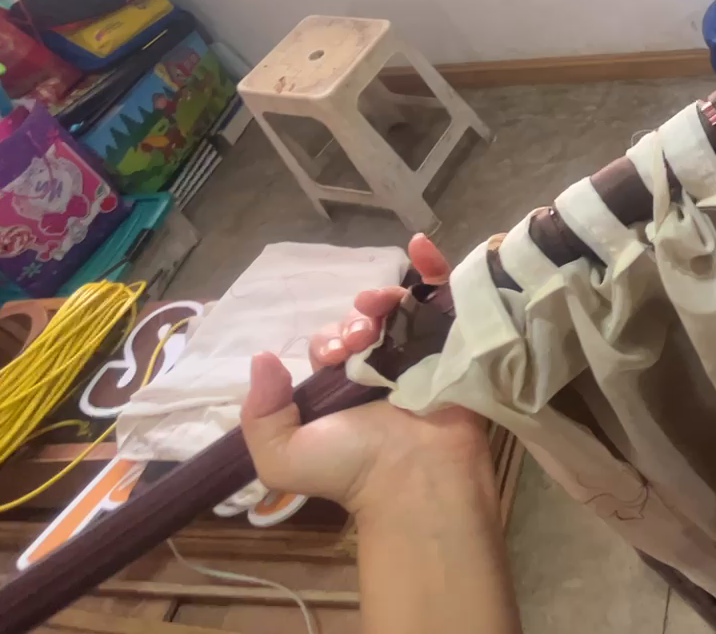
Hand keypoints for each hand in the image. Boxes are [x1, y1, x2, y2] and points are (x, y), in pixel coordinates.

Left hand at [239, 234, 492, 519]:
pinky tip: (421, 243)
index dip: (329, 340)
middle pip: (363, 319)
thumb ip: (261, 413)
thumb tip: (263, 356)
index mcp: (342, 385)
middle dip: (355, 320)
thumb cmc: (352, 466)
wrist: (416, 473)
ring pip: (397, 304)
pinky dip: (432, 265)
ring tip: (380, 306)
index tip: (336, 357)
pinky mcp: (453, 337)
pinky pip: (443, 294)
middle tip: (359, 341)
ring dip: (383, 296)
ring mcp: (420, 348)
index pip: (331, 342)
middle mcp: (382, 363)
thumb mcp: (284, 453)